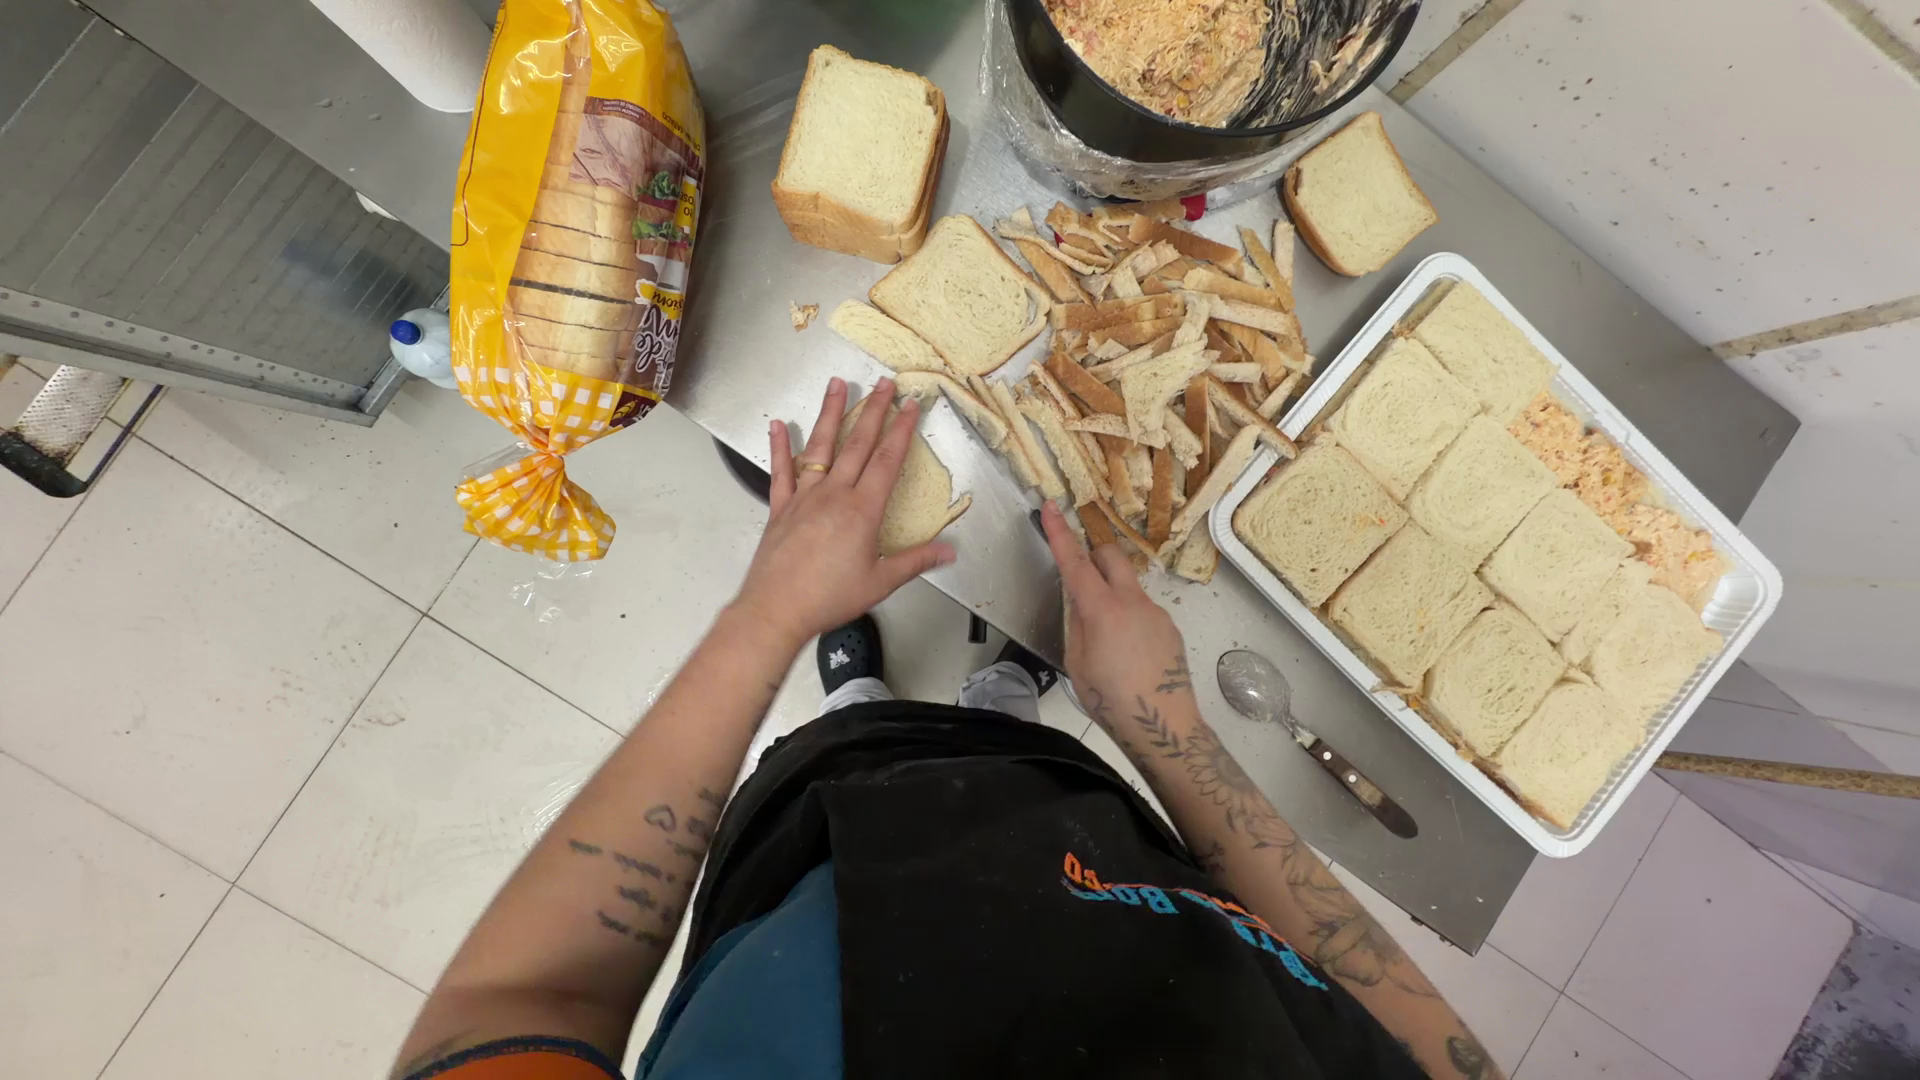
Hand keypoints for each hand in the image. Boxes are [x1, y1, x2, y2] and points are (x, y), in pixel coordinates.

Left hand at [732, 377, 955, 647]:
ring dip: (831, 414)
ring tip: (837, 384)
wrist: (776, 610)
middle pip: (857, 444)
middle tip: (883, 383)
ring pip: (820, 447)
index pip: (888, 461)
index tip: (910, 405)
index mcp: (862, 510)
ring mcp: (804, 498)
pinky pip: (781, 472)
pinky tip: (780, 425)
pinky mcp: (780, 508)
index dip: (902, 430)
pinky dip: (780, 447)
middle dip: (873, 411)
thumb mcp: (881, 582)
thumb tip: (950, 551)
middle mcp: (833, 495)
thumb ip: (916, 561)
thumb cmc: (829, 598)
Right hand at [1039, 501, 1196, 723]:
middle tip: (1080, 576)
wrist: (1165, 727)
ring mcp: (1156, 612)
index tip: (1050, 507)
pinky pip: (1142, 608)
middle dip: (1092, 554)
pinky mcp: (1170, 627)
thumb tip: (1079, 603)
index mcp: (1102, 610)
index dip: (1059, 533)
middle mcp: (1133, 602)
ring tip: (1104, 637)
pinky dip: (1128, 616)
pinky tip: (1127, 653)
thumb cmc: (1111, 701)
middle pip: (1111, 555)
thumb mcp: (1077, 663)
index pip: (1075, 562)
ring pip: (1128, 584)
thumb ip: (1076, 624)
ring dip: (1110, 592)